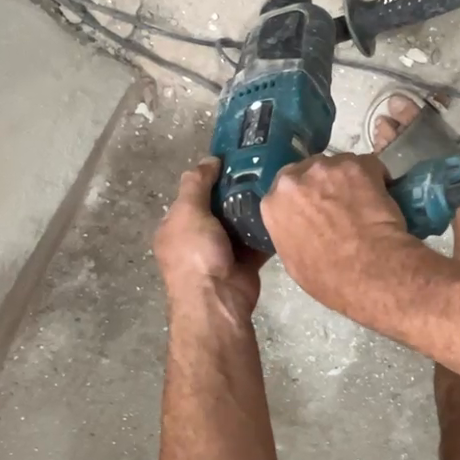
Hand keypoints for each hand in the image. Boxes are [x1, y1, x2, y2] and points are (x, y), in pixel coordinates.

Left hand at [154, 158, 265, 319]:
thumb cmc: (195, 254)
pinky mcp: (245, 263)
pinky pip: (257, 240)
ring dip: (254, 208)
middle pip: (218, 207)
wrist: (218, 300)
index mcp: (176, 226)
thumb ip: (196, 183)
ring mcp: (222, 252)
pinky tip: (283, 210)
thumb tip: (209, 159)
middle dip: (237, 191)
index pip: (192, 195)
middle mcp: (197, 238)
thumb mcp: (188, 212)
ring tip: (276, 184)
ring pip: (240, 223)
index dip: (211, 177)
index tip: (235, 160)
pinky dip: (268, 229)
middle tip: (263, 169)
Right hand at [260, 153, 418, 315]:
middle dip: (322, 185)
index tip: (315, 210)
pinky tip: (380, 198)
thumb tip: (301, 227)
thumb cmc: (328, 276)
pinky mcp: (358, 164)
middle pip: (309, 173)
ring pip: (337, 166)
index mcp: (273, 203)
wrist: (368, 269)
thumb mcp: (292, 260)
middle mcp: (295, 178)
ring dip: (347, 180)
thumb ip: (290, 232)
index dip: (303, 199)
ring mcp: (327, 167)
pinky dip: (374, 179)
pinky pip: (366, 165)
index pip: (285, 192)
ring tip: (362, 203)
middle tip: (340, 206)